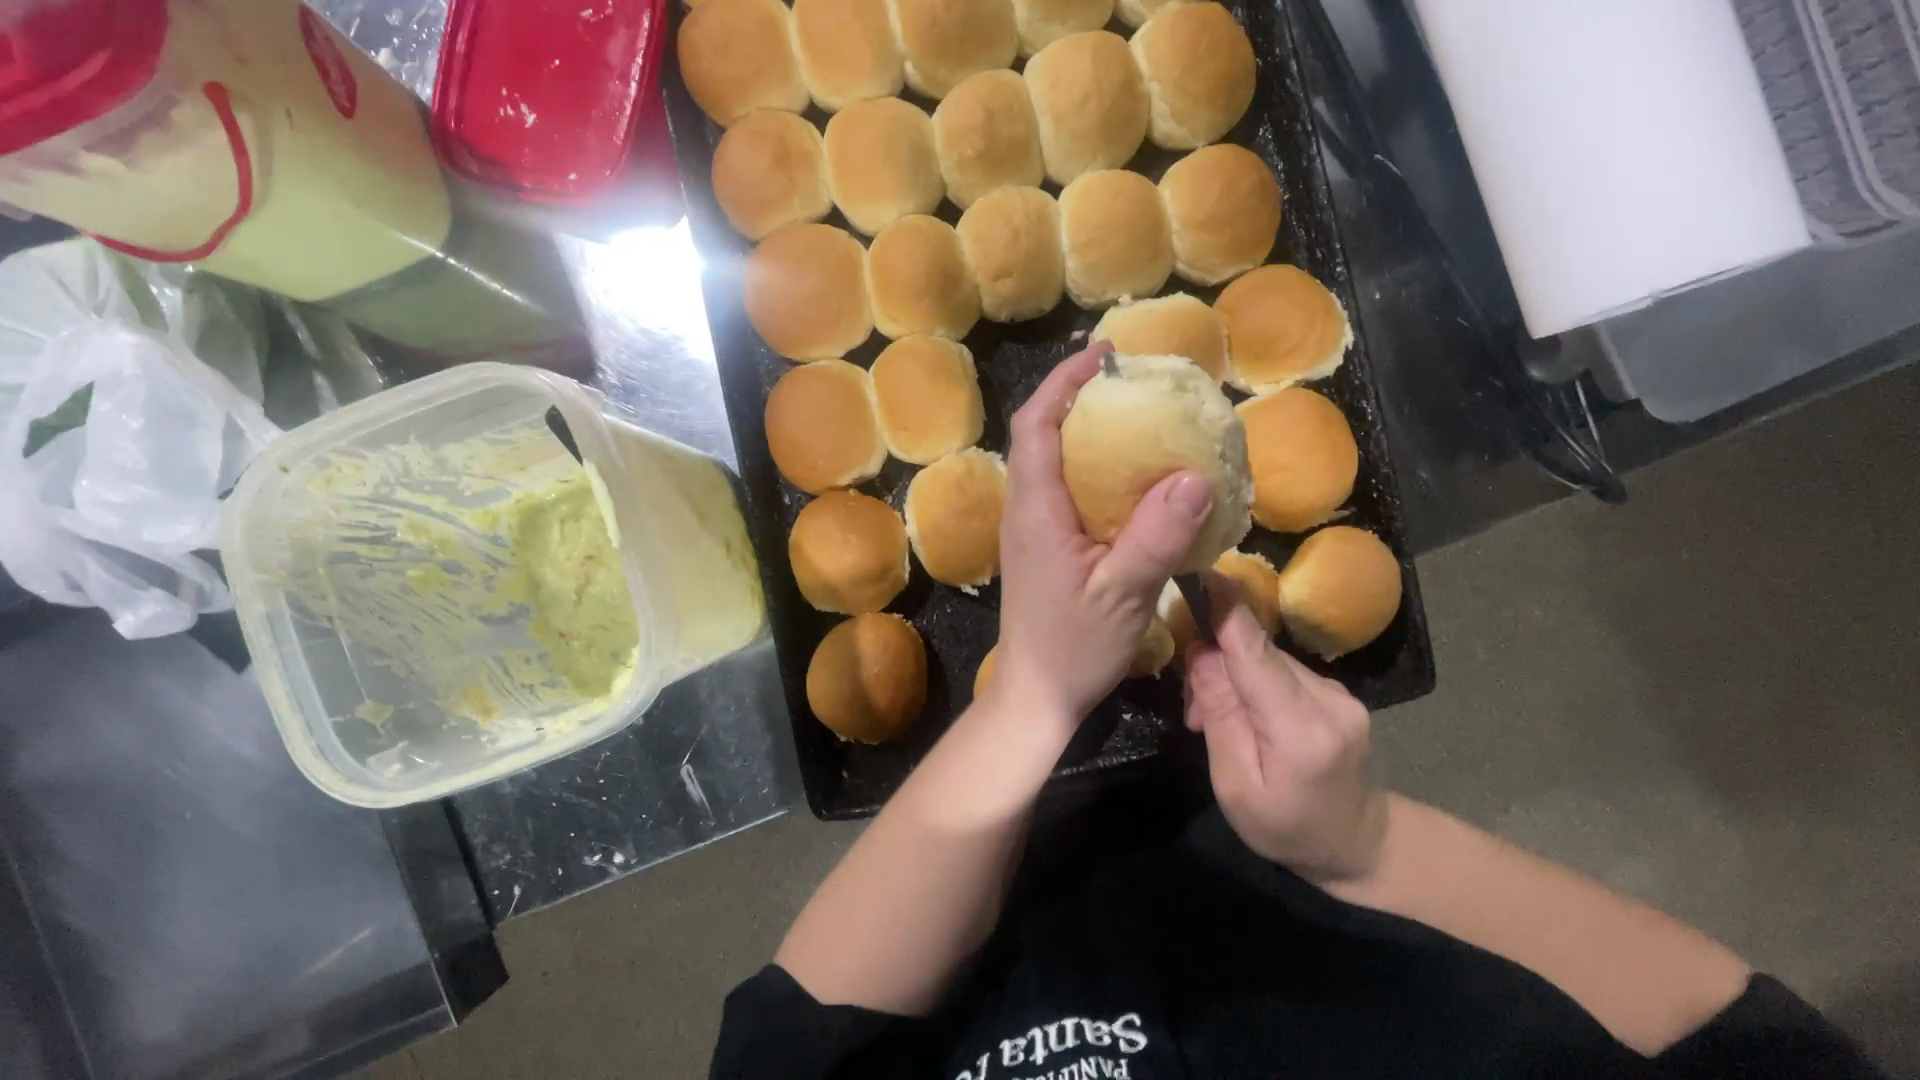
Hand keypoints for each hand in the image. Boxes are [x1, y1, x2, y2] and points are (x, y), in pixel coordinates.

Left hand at [994, 342, 1214, 727]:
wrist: (1037, 693)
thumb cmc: (1075, 647)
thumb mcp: (1124, 594)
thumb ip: (1156, 536)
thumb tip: (1195, 475)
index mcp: (1036, 511)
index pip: (1036, 426)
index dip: (1064, 384)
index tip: (1104, 357)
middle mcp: (1024, 511)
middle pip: (1039, 435)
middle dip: (1075, 398)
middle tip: (1128, 380)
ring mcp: (1030, 530)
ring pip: (1048, 461)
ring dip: (1082, 431)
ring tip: (1133, 416)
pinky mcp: (1042, 548)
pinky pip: (1061, 489)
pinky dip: (1089, 467)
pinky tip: (1129, 479)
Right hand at [1184, 604, 1389, 881]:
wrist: (1364, 847)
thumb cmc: (1290, 831)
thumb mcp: (1236, 788)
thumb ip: (1220, 717)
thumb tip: (1202, 654)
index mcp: (1301, 727)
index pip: (1254, 650)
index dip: (1225, 608)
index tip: (1197, 570)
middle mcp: (1328, 698)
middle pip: (1255, 653)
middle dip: (1213, 665)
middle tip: (1190, 713)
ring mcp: (1339, 693)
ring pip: (1266, 660)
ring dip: (1232, 678)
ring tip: (1214, 723)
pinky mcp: (1338, 694)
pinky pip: (1282, 672)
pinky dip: (1254, 685)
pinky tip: (1247, 718)